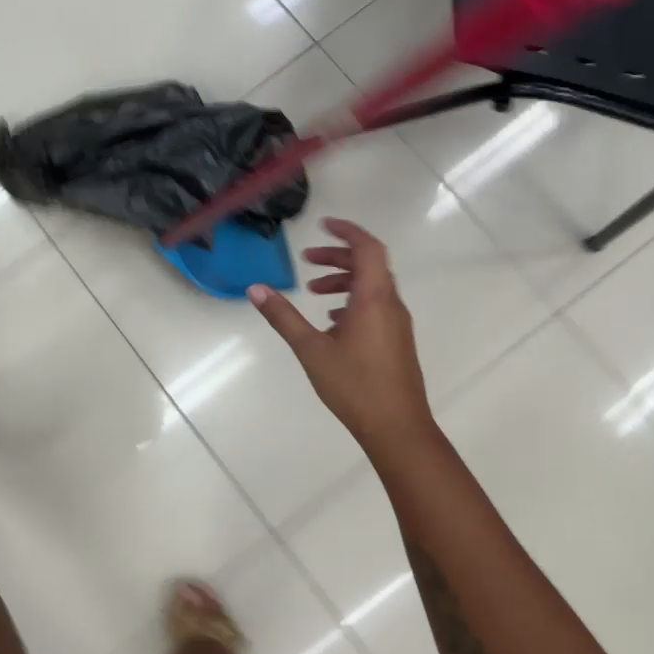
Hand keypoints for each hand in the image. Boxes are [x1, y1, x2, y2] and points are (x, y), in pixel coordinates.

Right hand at [248, 218, 434, 447]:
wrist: (397, 428)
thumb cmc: (355, 385)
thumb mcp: (311, 349)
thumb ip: (283, 316)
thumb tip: (256, 289)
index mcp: (374, 299)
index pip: (368, 249)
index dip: (347, 232)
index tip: (323, 225)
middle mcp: (390, 305)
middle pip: (370, 265)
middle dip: (338, 257)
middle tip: (306, 260)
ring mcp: (396, 325)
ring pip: (373, 287)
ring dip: (344, 280)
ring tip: (314, 291)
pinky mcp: (395, 341)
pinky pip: (375, 306)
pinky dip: (353, 300)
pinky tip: (332, 321)